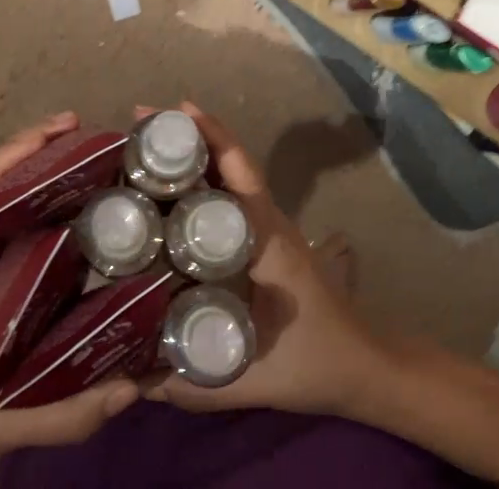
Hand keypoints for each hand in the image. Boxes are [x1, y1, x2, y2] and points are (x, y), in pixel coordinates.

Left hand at [0, 114, 140, 486]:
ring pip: (5, 196)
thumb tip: (137, 383)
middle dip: (32, 149)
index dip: (8, 162)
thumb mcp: (18, 420)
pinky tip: (81, 190)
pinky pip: (18, 218)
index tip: (53, 137)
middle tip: (83, 129)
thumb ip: (73, 412)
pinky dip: (43, 193)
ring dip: (38, 164)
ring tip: (86, 146)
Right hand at [141, 103, 383, 418]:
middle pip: (228, 165)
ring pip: (229, 177)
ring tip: (143, 146)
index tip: (175, 111)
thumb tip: (132, 383)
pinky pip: (230, 199)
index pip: (240, 177)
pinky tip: (167, 191)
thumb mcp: (255, 381)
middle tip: (137, 123)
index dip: (210, 139)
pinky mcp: (265, 240)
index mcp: (269, 243)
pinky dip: (201, 181)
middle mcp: (269, 224)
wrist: (367, 369)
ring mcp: (269, 229)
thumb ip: (195, 388)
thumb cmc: (317, 364)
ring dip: (192, 155)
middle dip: (186, 137)